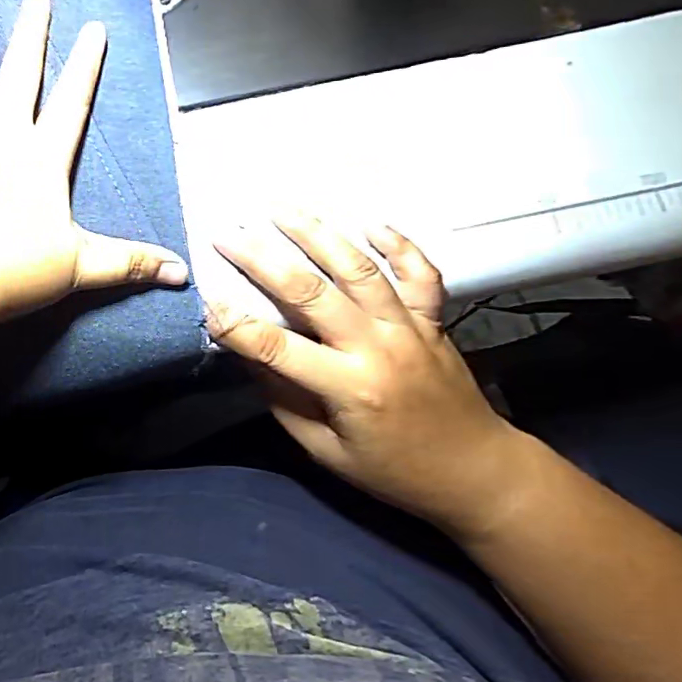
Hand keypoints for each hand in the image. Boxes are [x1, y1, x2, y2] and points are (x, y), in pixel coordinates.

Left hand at [0, 0, 187, 340]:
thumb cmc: (1, 272)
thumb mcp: (76, 268)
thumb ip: (127, 262)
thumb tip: (180, 273)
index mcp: (40, 157)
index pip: (71, 101)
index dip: (86, 65)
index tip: (94, 29)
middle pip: (19, 73)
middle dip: (32, 34)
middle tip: (37, 0)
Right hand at [206, 218, 544, 539]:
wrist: (475, 471)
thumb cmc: (393, 471)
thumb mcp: (326, 451)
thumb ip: (285, 401)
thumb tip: (249, 356)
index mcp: (349, 388)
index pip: (277, 348)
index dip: (236, 326)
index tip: (206, 302)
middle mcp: (378, 348)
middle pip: (312, 293)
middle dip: (264, 262)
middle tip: (230, 237)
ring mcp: (410, 328)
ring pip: (360, 270)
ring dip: (318, 235)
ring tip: (283, 211)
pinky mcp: (434, 321)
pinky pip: (420, 274)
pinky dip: (400, 245)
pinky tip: (373, 224)